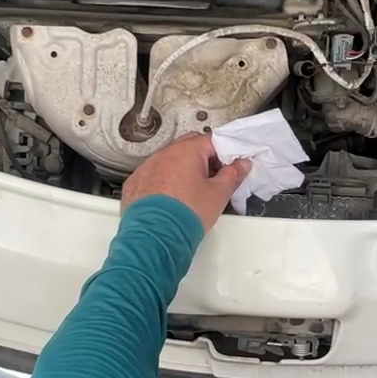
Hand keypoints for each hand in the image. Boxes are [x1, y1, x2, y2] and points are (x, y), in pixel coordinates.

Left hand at [121, 134, 250, 231]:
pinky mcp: (136, 183)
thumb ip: (233, 175)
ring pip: (169, 161)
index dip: (224, 154)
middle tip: (212, 180)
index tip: (229, 168)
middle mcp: (164, 155)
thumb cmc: (184, 216)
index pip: (212, 140)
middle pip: (189, 147)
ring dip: (181, 170)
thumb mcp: (218, 195)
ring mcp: (147, 167)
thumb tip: (241, 165)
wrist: (154, 238)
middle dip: (203, 159)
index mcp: (187, 151)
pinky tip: (171, 199)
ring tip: (190, 193)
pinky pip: (153, 175)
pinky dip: (163, 182)